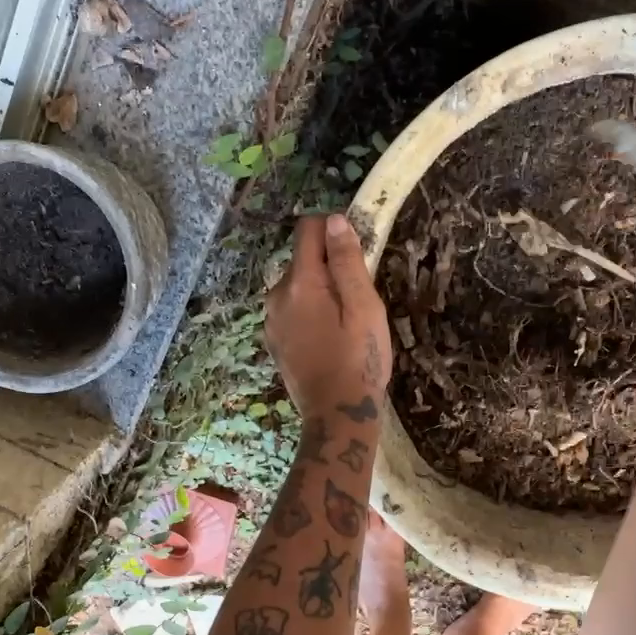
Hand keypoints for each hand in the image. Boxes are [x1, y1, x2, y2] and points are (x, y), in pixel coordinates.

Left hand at [266, 215, 391, 414]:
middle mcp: (276, 296)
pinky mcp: (274, 340)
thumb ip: (348, 262)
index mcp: (300, 283)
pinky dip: (310, 312)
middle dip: (330, 266)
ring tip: (346, 322)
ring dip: (320, 291)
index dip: (334, 228)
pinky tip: (329, 338)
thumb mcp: (364, 307)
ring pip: (297, 286)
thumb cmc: (359, 360)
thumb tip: (334, 220)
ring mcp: (271, 320)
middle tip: (359, 297)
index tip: (357, 247)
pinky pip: (292, 310)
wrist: (336, 414)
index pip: (308, 229)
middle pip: (303, 259)